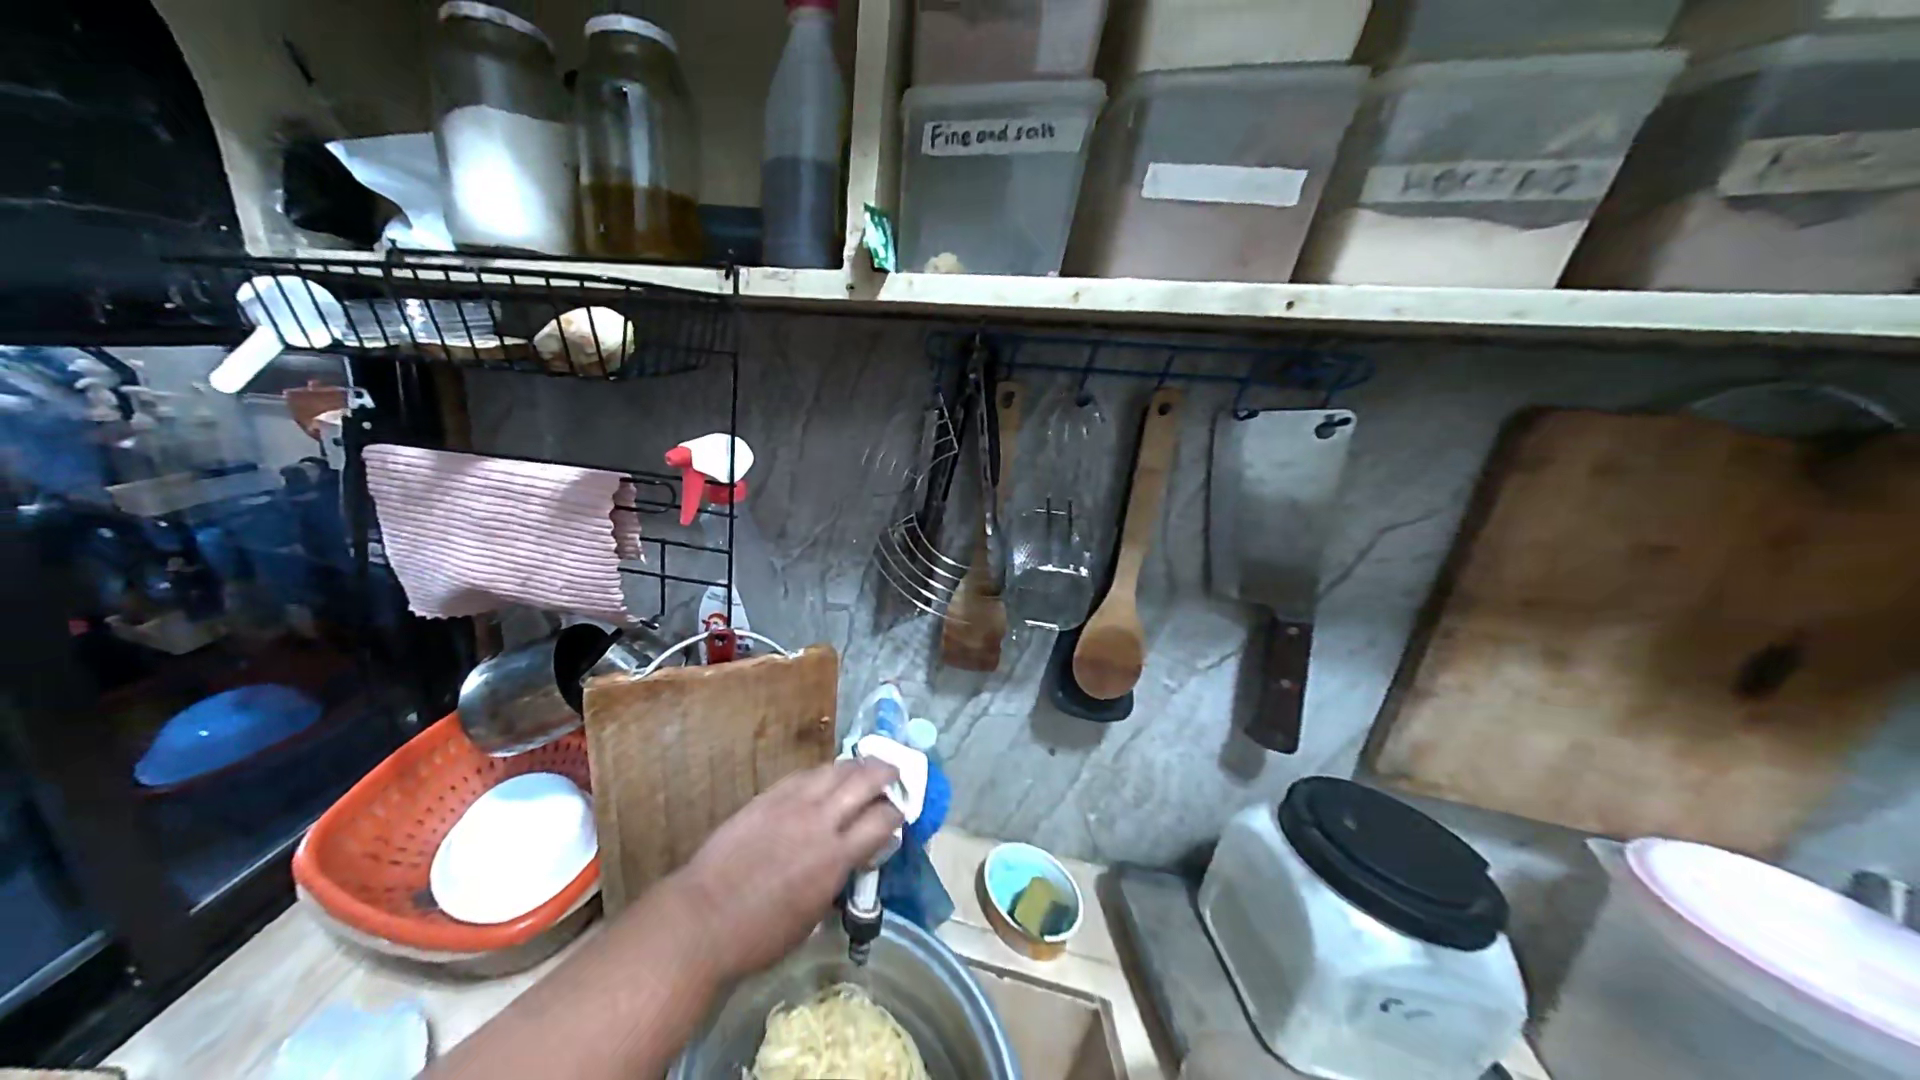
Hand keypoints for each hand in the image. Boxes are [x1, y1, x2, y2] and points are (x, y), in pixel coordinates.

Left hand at [669, 760, 902, 980]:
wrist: (702, 919)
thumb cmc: (759, 935)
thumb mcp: (813, 916)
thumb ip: (837, 880)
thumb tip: (848, 864)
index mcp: (836, 857)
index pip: (882, 820)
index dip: (897, 812)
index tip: (899, 813)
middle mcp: (820, 822)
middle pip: (864, 781)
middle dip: (885, 773)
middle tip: (893, 773)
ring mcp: (791, 804)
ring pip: (833, 770)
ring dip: (854, 766)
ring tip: (863, 767)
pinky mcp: (766, 798)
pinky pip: (802, 776)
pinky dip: (821, 773)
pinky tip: (824, 777)